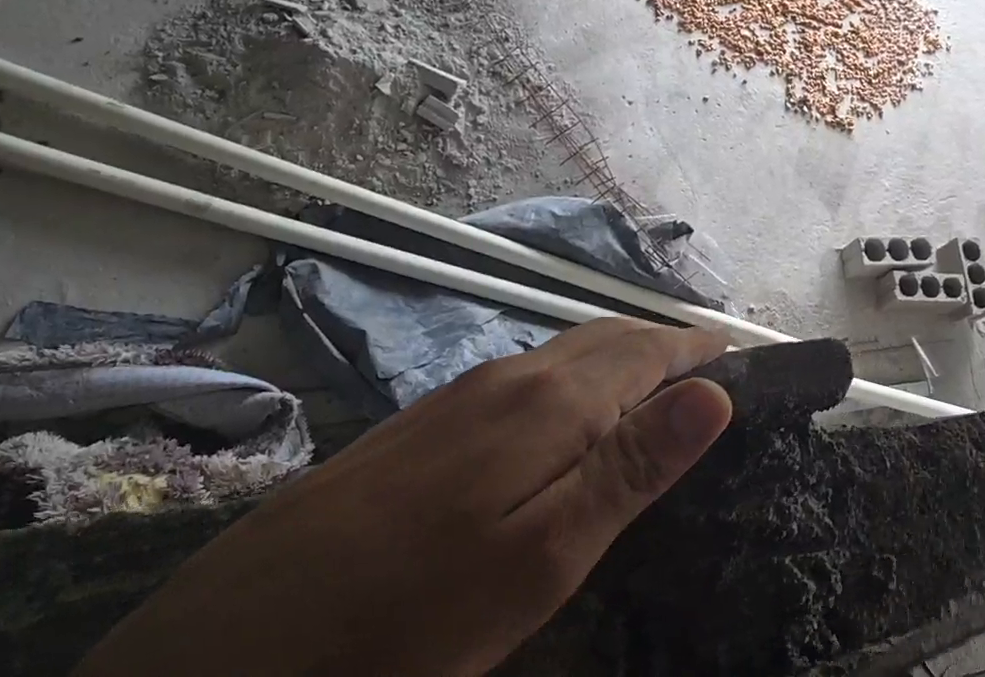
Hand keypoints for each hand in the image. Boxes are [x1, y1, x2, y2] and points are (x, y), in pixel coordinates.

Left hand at [74, 318, 733, 676]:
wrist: (235, 645)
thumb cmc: (416, 610)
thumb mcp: (545, 555)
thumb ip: (632, 465)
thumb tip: (715, 392)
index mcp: (552, 400)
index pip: (652, 349)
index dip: (703, 349)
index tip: (749, 357)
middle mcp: (509, 375)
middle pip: (611, 339)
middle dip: (669, 346)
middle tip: (715, 373)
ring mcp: (459, 393)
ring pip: (567, 353)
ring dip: (624, 357)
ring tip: (659, 387)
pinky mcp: (424, 421)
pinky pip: (527, 376)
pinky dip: (576, 378)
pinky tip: (570, 413)